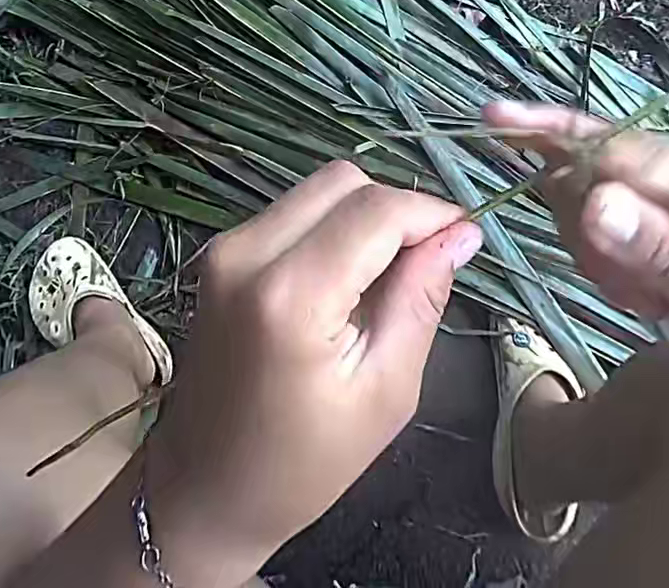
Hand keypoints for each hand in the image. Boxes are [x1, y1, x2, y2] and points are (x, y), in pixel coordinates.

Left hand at [141, 161, 482, 581]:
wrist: (204, 487)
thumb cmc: (302, 463)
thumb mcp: (386, 391)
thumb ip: (421, 298)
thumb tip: (459, 234)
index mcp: (289, 295)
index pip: (376, 210)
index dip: (430, 212)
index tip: (464, 234)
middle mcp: (249, 250)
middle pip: (345, 181)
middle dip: (397, 208)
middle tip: (425, 257)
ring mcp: (228, 244)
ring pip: (319, 188)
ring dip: (365, 213)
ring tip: (387, 271)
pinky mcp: (223, 248)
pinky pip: (295, 208)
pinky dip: (333, 224)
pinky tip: (346, 273)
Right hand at [483, 101, 668, 427]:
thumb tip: (595, 202)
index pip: (628, 154)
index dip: (581, 180)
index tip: (573, 234)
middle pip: (591, 159)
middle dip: (588, 225)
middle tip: (633, 296)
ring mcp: (665, 184)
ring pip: (576, 188)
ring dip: (592, 248)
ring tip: (648, 301)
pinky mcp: (644, 208)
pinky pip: (580, 213)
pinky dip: (594, 256)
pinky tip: (636, 291)